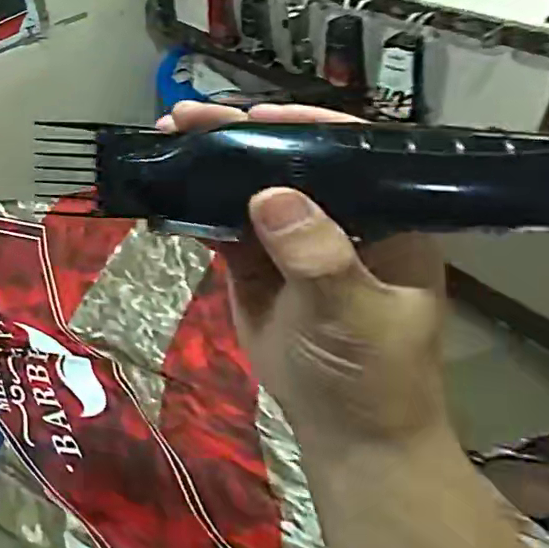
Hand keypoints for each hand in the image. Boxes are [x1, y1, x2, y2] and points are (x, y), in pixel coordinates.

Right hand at [158, 101, 449, 454]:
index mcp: (383, 221)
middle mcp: (335, 218)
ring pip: (246, 187)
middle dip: (238, 136)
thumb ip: (318, 259)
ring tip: (168, 134)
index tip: (260, 113)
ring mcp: (289, 238)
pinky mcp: (254, 260)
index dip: (306, 127)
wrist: (343, 434)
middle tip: (189, 116)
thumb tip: (270, 196)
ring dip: (208, 163)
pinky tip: (165, 184)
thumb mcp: (354, 317)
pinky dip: (193, 203)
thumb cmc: (371, 375)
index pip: (349, 156)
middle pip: (284, 163)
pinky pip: (220, 222)